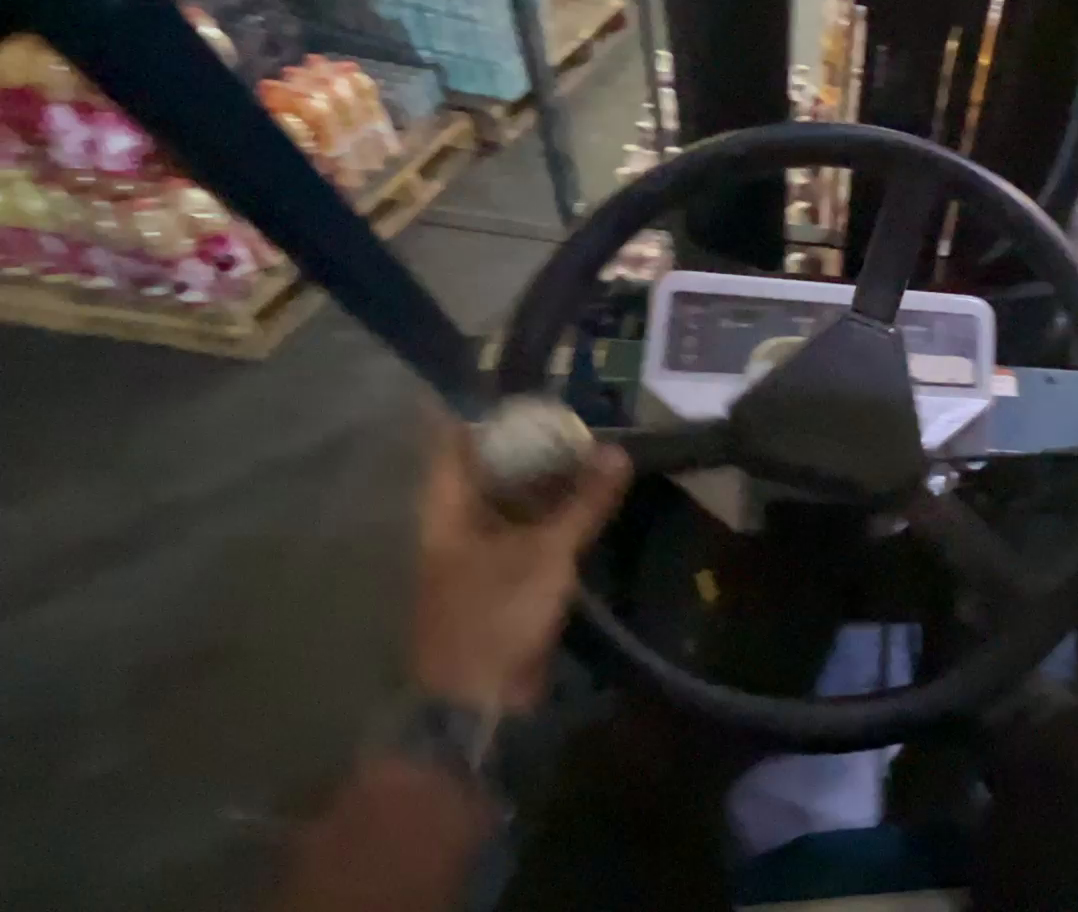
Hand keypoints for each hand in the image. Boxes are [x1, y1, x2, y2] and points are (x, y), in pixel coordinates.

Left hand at [411, 418, 630, 712]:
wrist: (477, 699)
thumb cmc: (495, 614)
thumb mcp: (546, 553)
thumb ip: (583, 503)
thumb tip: (618, 452)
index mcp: (448, 511)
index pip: (453, 445)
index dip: (480, 414)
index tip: (521, 389)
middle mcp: (460, 524)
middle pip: (490, 471)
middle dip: (528, 444)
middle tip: (573, 416)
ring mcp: (483, 552)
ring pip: (515, 501)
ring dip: (549, 479)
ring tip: (591, 448)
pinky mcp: (509, 577)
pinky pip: (533, 531)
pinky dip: (559, 512)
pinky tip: (590, 498)